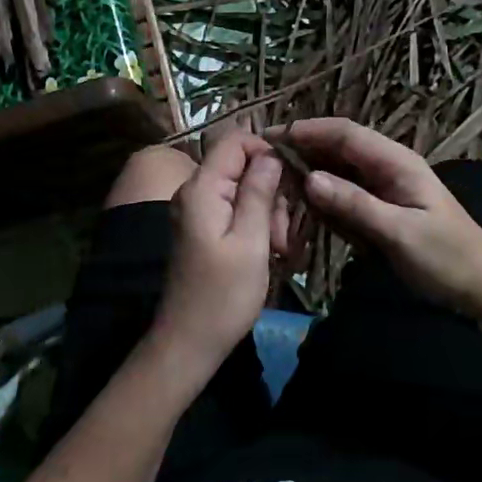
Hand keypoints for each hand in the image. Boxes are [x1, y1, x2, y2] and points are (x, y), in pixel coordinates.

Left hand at [152, 128, 287, 367]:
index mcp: (201, 188)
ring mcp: (196, 210)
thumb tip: (271, 154)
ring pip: (241, 189)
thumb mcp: (252, 242)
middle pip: (240, 166)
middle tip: (284, 234)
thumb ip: (259, 193)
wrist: (189, 341)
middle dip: (271, 191)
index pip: (234, 140)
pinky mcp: (202, 228)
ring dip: (267, 213)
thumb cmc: (223, 294)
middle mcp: (193, 190)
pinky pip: (233, 210)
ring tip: (281, 250)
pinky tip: (270, 251)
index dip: (266, 150)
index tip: (292, 182)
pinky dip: (255, 225)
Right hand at [280, 118, 481, 316]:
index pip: (344, 133)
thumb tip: (308, 178)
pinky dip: (320, 196)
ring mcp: (381, 187)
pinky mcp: (378, 207)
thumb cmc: (446, 258)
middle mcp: (385, 167)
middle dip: (302, 149)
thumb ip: (354, 204)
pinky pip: (341, 193)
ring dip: (307, 172)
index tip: (271, 137)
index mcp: (396, 162)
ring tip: (274, 180)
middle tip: (264, 159)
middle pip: (336, 147)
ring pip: (335, 170)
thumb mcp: (400, 233)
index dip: (307, 130)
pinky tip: (300, 204)